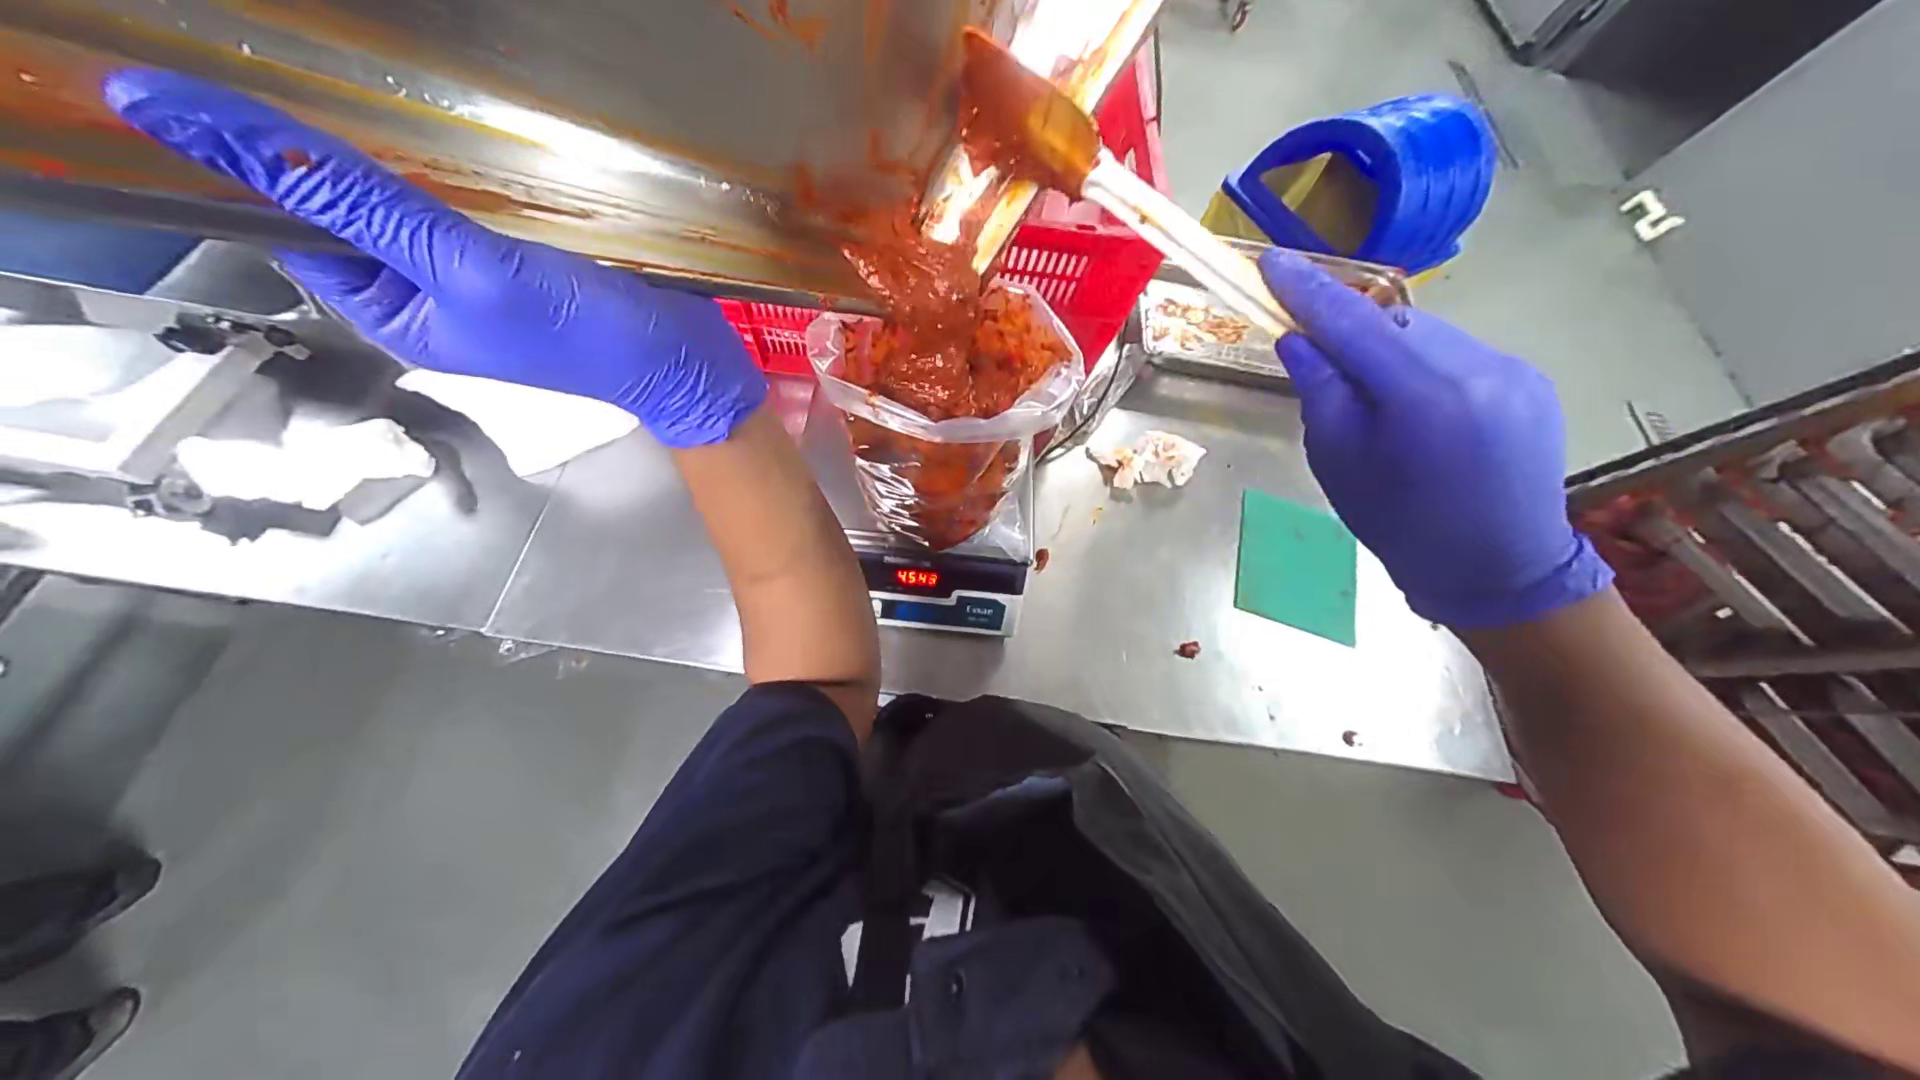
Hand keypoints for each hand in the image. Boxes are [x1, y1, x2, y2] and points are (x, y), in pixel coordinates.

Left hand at [103, 69, 764, 448]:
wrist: (685, 362)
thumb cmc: (583, 333)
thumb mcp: (467, 269)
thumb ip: (354, 199)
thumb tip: (185, 118)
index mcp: (397, 314)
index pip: (294, 227)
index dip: (259, 162)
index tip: (247, 79)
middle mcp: (432, 295)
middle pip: (357, 208)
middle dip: (346, 150)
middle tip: (337, 73)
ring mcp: (486, 275)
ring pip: (421, 198)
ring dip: (413, 152)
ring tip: (413, 102)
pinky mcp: (532, 258)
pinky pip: (477, 202)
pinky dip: (469, 169)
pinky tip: (477, 138)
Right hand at [1258, 249, 1611, 628]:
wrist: (1498, 570)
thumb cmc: (1401, 527)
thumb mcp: (1340, 464)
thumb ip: (1320, 392)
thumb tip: (1299, 339)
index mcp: (1425, 396)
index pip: (1354, 322)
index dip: (1308, 290)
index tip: (1271, 260)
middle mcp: (1480, 366)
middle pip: (1394, 322)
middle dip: (1352, 329)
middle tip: (1318, 354)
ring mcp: (1514, 369)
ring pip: (1428, 335)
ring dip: (1389, 350)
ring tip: (1373, 398)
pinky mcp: (1531, 380)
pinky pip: (1459, 355)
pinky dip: (1423, 367)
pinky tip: (1416, 409)